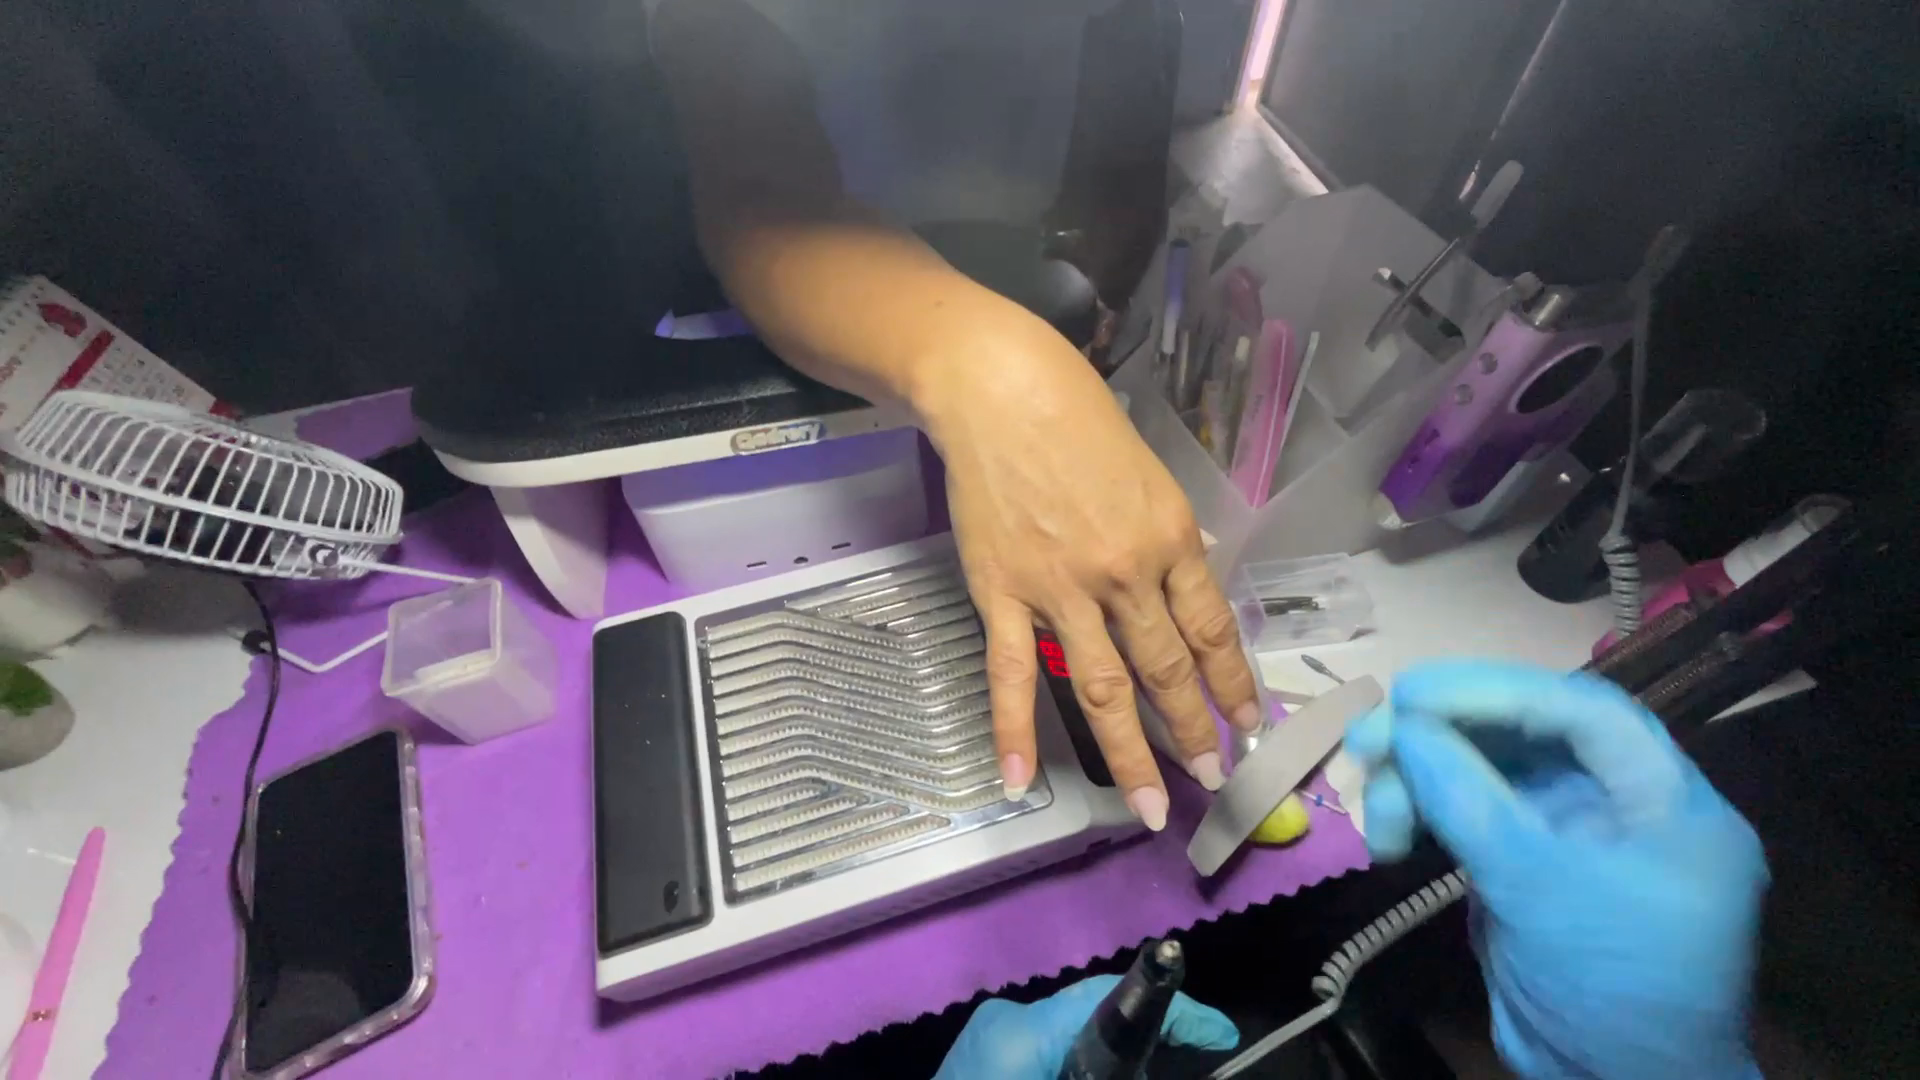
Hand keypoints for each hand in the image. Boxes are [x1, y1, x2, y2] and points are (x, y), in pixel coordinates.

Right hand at [914, 324, 1261, 829]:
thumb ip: (1169, 537)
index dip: (1233, 685)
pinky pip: (1012, 671)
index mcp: (1170, 539)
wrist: (1002, 396)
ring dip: (1128, 752)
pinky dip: (1015, 726)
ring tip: (1148, 806)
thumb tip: (1190, 576)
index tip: (1248, 725)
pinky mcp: (1004, 594)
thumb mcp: (1150, 474)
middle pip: (1166, 669)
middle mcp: (1125, 574)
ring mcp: (1061, 590)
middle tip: (1209, 776)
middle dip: (1192, 730)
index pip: (1213, 631)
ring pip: (1101, 686)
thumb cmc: (1080, 421)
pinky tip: (1017, 776)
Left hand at [933, 975, 1239, 1079]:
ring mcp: (989, 1034)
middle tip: (1198, 1050)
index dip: (1171, 1011)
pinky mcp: (982, 1052)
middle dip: (1146, 1033)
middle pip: (1094, 1015)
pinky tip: (1096, 1070)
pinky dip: (1079, 1059)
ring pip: (1072, 1034)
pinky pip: (1046, 1048)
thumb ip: (1103, 1064)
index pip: (1108, 1001)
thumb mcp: (1063, 1074)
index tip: (1222, 1030)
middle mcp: (1005, 1019)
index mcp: (1022, 1033)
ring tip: (1156, 1061)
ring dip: (1112, 1052)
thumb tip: (1146, 1058)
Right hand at [1344, 661, 1767, 1079]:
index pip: (1579, 711)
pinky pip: (1457, 804)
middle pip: (1516, 732)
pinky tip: (1388, 841)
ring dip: (1413, 780)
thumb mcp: (1537, 887)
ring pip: (1474, 765)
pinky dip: (1416, 810)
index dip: (1492, 690)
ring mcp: (1561, 827)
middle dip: (1435, 735)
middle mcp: (1614, 801)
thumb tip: (1400, 727)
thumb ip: (1467, 798)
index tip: (1409, 695)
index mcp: (1662, 801)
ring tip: (1377, 823)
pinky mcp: (1516, 852)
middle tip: (1365, 743)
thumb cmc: (1605, 987)